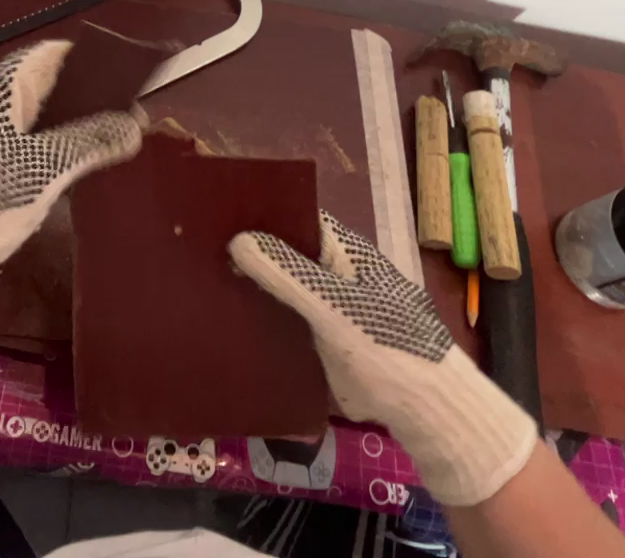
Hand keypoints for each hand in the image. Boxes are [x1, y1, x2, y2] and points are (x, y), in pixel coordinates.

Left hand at [0, 41, 142, 346]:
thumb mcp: (45, 168)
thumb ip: (90, 142)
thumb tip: (134, 124)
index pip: (45, 56)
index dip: (83, 59)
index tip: (119, 75)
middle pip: (40, 85)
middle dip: (81, 95)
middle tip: (122, 111)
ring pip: (30, 116)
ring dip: (66, 123)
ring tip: (105, 137)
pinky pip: (20, 141)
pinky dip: (48, 145)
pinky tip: (69, 165)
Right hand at [230, 212, 537, 505]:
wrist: (424, 412)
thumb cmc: (387, 346)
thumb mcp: (333, 307)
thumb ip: (287, 275)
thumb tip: (237, 240)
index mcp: (344, 251)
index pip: (297, 217)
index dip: (262, 213)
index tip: (218, 213)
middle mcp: (334, 272)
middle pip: (284, 253)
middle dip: (249, 252)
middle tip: (199, 251)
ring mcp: (327, 306)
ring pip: (281, 288)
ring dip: (251, 287)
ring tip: (202, 281)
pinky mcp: (320, 340)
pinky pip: (284, 320)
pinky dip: (261, 319)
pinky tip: (225, 321)